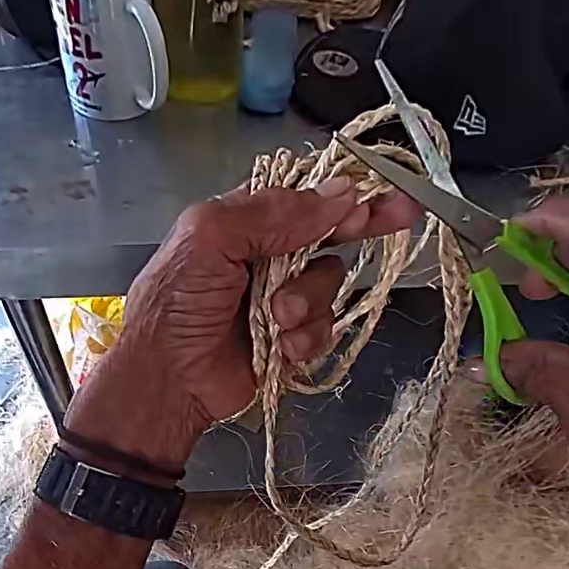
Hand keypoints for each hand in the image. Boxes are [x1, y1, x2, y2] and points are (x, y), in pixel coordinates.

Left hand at [64, 182, 420, 474]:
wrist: (167, 378)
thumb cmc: (177, 303)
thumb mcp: (210, 239)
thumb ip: (272, 212)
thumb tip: (340, 193)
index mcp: (242, 223)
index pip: (301, 197)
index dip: (341, 192)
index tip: (378, 190)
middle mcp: (266, 257)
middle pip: (328, 235)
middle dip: (360, 227)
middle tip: (401, 214)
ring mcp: (279, 300)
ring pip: (328, 284)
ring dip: (308, 300)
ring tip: (277, 316)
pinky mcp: (289, 341)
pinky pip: (322, 329)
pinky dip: (306, 337)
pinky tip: (283, 346)